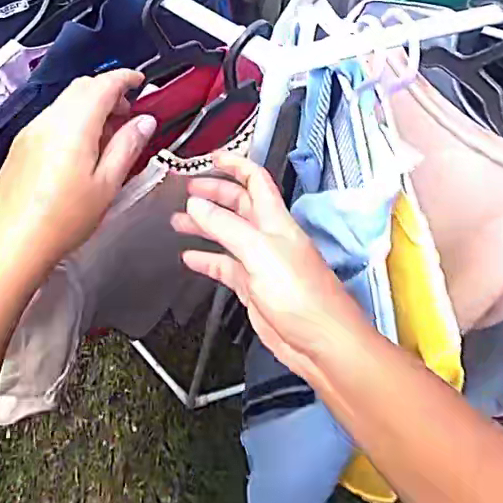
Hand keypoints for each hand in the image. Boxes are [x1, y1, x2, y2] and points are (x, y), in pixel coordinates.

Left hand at [0, 69, 157, 283]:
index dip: (124, 78)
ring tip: (108, 138)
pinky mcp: (20, 146)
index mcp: (73, 124)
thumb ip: (127, 146)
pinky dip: (72, 121)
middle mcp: (48, 120)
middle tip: (129, 114)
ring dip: (90, 107)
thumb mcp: (106, 185)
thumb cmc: (60, 220)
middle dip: (108, 92)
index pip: (102, 84)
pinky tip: (82, 150)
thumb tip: (144, 121)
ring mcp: (31, 131)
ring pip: (65, 102)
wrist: (9, 245)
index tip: (140, 82)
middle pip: (82, 88)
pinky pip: (52, 119)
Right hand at [172, 152, 372, 387]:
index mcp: (275, 220)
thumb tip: (196, 204)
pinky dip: (207, 259)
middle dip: (213, 193)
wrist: (323, 345)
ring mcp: (261, 262)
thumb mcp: (259, 252)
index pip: (254, 179)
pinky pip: (225, 266)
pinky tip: (191, 258)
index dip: (234, 164)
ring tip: (179, 220)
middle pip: (238, 204)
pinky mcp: (254, 288)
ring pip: (228, 234)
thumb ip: (225, 225)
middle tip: (187, 189)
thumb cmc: (304, 297)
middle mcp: (268, 236)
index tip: (211, 157)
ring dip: (204, 225)